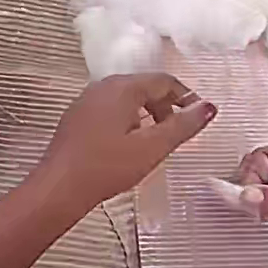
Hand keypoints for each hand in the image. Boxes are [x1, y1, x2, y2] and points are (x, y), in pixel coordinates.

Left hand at [31, 74, 215, 212]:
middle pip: (143, 86)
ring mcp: (85, 100)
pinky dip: (126, 120)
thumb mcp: (152, 148)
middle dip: (165, 106)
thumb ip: (182, 126)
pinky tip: (126, 145)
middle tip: (177, 132)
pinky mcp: (75, 117)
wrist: (59, 186)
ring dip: (145, 114)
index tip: (198, 117)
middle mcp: (102, 86)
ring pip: (125, 99)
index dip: (185, 96)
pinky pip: (109, 110)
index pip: (163, 80)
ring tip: (154, 141)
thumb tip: (208, 107)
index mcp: (122, 88)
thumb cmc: (107, 167)